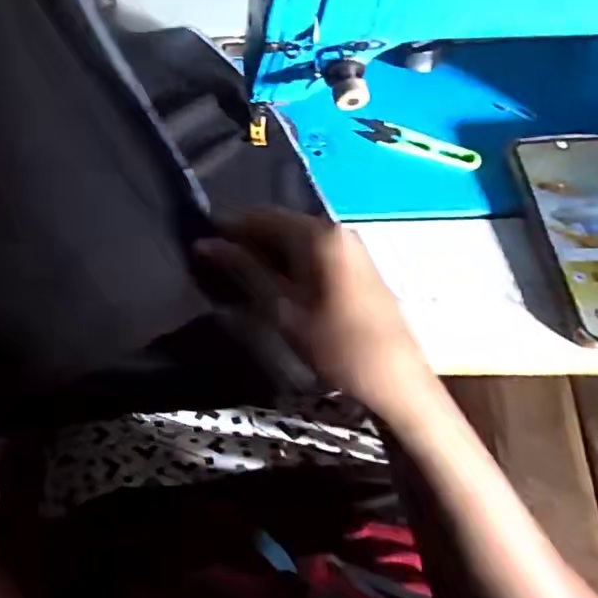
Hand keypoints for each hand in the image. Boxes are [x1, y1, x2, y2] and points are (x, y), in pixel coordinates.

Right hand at [195, 208, 433, 417]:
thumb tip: (205, 243)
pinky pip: (313, 252)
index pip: (262, 215)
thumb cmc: (337, 347)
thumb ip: (244, 271)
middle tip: (215, 262)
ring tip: (237, 276)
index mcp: (320, 234)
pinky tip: (272, 284)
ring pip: (296, 240)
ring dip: (267, 253)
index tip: (200, 243)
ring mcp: (351, 246)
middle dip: (247, 240)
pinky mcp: (357, 265)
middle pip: (281, 224)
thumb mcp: (283, 311)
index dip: (228, 227)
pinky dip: (289, 263)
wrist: (397, 381)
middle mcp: (337, 230)